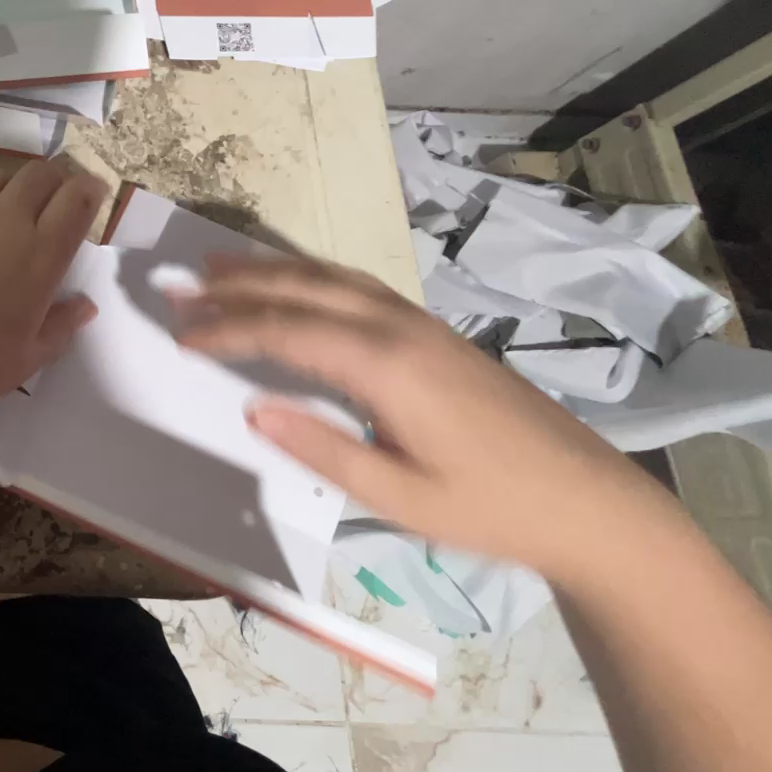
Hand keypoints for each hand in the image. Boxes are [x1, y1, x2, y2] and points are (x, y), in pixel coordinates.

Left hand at [0, 161, 106, 414]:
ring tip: (4, 207)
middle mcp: (5, 222)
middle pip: (40, 174)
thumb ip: (62, 325)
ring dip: (8, 184)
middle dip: (55, 181)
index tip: (90, 199)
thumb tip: (85, 305)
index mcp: (40, 254)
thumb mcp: (29, 357)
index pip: (77, 198)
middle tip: (52, 203)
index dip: (90, 191)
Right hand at [176, 253, 683, 577]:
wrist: (591, 501)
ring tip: (216, 265)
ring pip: (327, 276)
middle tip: (180, 283)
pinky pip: (353, 284)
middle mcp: (397, 327)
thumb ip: (321, 448)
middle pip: (300, 288)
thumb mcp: (398, 496)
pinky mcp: (429, 329)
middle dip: (233, 284)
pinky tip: (290, 279)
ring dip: (267, 269)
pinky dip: (307, 274)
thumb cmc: (489, 506)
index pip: (285, 332)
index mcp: (385, 366)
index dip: (226, 331)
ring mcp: (417, 322)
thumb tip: (252, 408)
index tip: (181, 336)